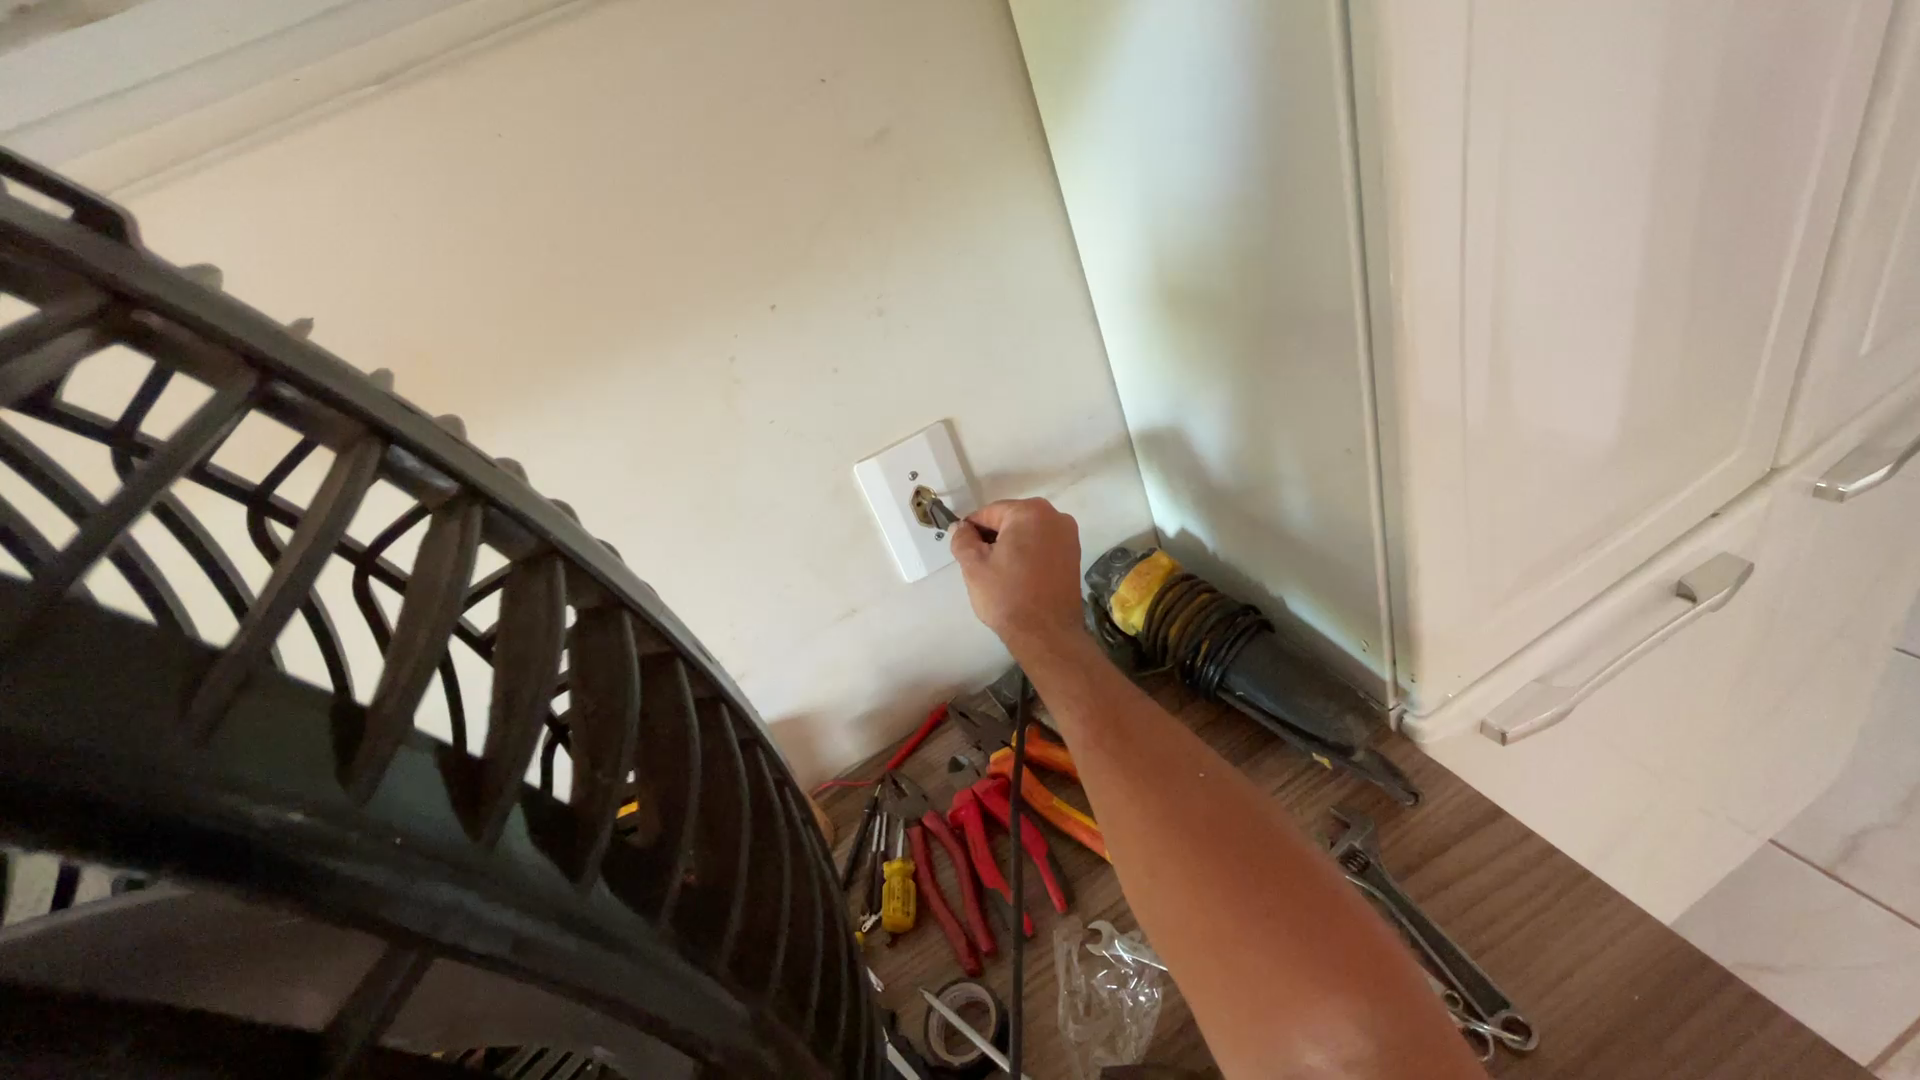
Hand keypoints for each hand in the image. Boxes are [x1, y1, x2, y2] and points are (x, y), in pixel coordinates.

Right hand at [951, 498, 1083, 652]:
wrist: (1046, 634)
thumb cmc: (1008, 596)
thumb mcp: (974, 566)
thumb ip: (962, 539)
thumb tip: (961, 528)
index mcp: (1030, 512)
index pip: (989, 512)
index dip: (972, 530)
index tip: (964, 550)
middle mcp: (1055, 517)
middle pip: (1011, 520)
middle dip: (993, 538)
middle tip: (981, 566)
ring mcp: (1069, 536)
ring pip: (1028, 534)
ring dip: (1011, 547)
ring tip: (1000, 575)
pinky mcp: (1074, 556)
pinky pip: (1043, 546)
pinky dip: (1028, 555)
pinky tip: (1019, 578)